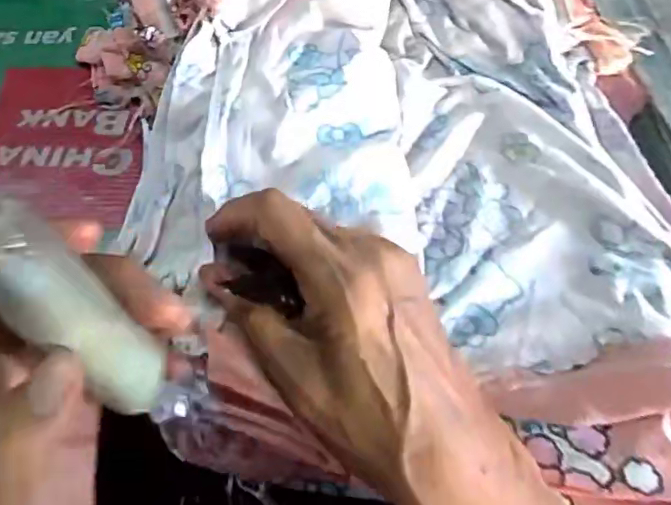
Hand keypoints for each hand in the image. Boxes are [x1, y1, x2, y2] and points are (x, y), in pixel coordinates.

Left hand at [0, 222, 191, 504]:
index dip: (39, 249)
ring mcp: (45, 392)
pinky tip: (172, 364)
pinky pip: (109, 369)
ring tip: (178, 325)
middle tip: (164, 306)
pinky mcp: (78, 421)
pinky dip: (141, 357)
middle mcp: (10, 368)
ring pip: (86, 327)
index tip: (90, 234)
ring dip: (131, 315)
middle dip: (107, 285)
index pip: (2, 284)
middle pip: (54, 298)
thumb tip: (61, 358)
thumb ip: (16, 429)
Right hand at [200, 191, 552, 504]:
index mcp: (342, 273)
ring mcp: (393, 257)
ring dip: (284, 243)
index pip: (274, 210)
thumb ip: (249, 316)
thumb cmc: (370, 421)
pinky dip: (313, 254)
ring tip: (265, 284)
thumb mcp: (295, 375)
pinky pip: (344, 243)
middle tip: (232, 268)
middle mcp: (370, 249)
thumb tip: (214, 279)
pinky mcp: (405, 271)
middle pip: (295, 214)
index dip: (234, 214)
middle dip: (255, 231)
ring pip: (319, 227)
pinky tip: (306, 292)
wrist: (458, 459)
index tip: (213, 239)